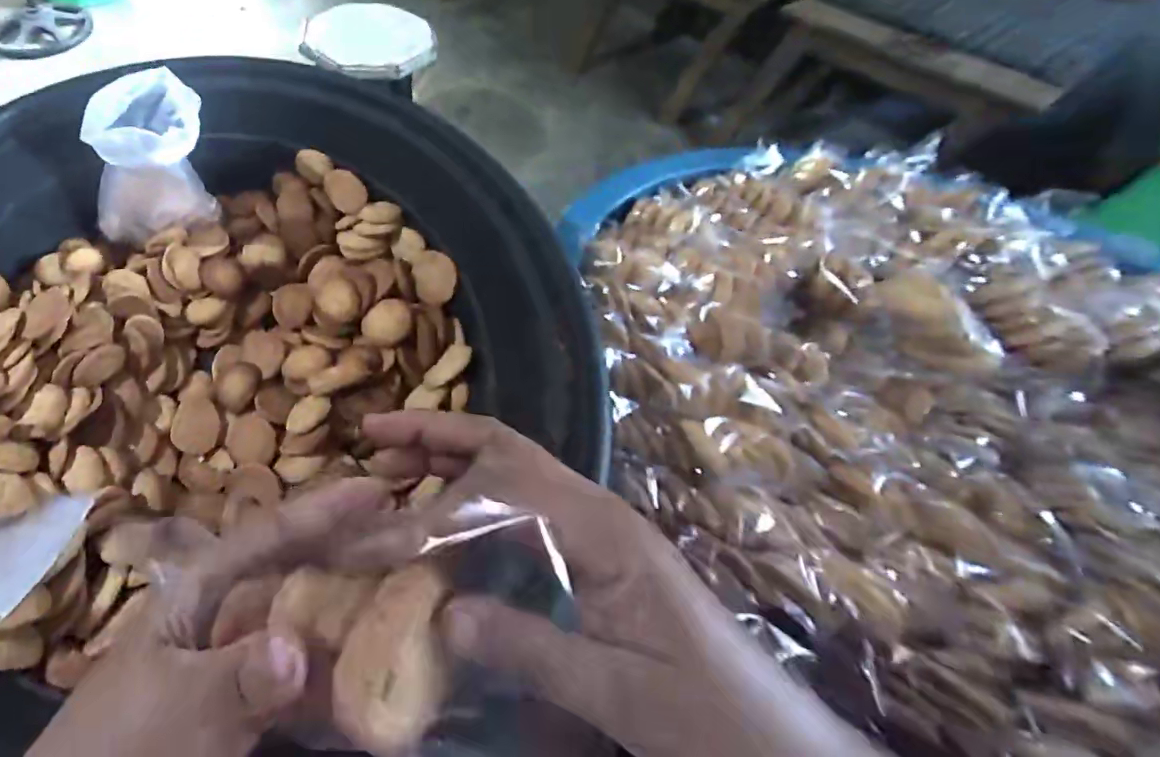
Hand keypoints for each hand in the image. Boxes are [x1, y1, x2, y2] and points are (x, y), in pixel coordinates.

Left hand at [27, 478, 392, 756]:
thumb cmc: (120, 746)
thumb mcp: (176, 709)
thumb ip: (236, 678)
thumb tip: (298, 650)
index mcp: (201, 586)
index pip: (270, 534)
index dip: (323, 508)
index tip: (377, 487)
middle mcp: (221, 608)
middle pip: (293, 567)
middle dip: (345, 547)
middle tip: (406, 533)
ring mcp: (231, 654)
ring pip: (299, 617)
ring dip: (345, 604)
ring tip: (403, 586)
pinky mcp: (239, 700)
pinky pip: (295, 675)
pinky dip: (330, 670)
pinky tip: (369, 667)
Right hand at [362, 411, 877, 756]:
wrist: (785, 746)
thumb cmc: (713, 720)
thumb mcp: (622, 697)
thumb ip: (531, 650)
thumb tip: (441, 615)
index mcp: (601, 530)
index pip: (497, 494)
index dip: (430, 511)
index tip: (374, 536)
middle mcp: (594, 509)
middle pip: (504, 448)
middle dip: (436, 435)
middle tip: (375, 433)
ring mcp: (593, 526)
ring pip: (509, 467)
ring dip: (449, 457)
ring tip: (392, 459)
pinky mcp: (591, 550)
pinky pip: (518, 503)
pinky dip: (471, 494)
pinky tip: (442, 514)